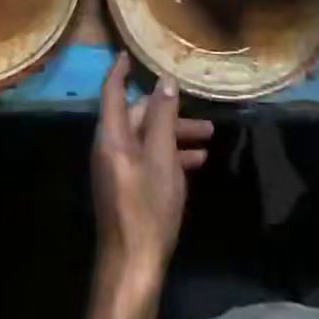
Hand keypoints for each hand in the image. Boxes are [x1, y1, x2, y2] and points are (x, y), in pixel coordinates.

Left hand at [91, 55, 213, 278]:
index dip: (119, 71)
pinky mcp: (127, 186)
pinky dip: (169, 155)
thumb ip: (163, 119)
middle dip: (168, 112)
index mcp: (112, 136)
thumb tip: (164, 80)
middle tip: (202, 115)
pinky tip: (196, 162)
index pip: (112, 91)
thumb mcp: (162, 159)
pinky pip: (148, 158)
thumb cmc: (147, 208)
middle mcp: (110, 147)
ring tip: (208, 138)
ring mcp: (118, 167)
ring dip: (174, 135)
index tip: (128, 54)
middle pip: (137, 116)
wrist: (133, 264)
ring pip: (147, 138)